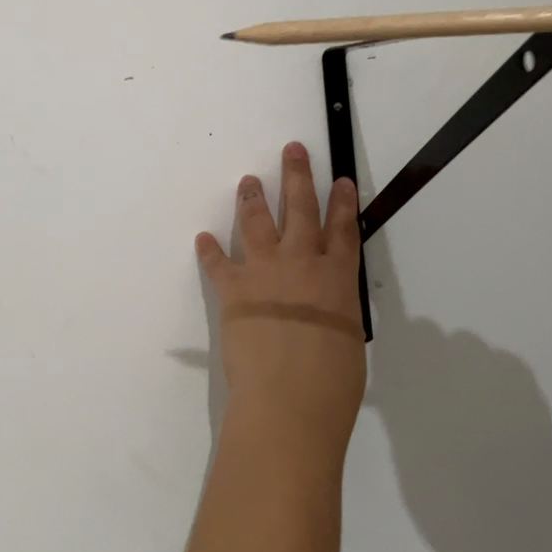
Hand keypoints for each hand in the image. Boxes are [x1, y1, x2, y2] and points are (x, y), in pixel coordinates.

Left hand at [179, 142, 364, 551]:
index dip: (343, 204)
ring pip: (259, 224)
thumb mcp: (348, 345)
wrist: (288, 401)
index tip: (342, 180)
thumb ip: (336, 318)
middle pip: (302, 210)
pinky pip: (218, 263)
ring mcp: (265, 273)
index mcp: (337, 281)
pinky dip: (209, 250)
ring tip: (248, 179)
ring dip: (254, 199)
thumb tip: (326, 313)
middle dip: (298, 176)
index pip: (343, 232)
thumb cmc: (331, 386)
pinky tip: (202, 237)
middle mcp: (302, 265)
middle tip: (292, 149)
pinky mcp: (234, 290)